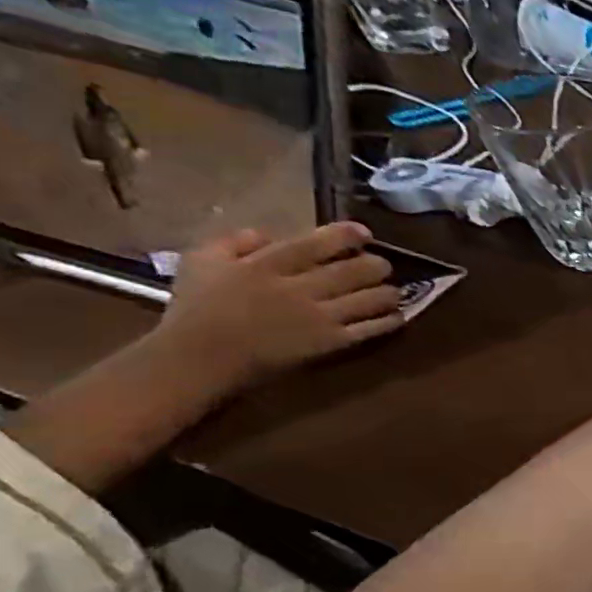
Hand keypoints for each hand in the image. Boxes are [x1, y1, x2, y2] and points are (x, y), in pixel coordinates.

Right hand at [148, 222, 403, 390]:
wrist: (199, 357)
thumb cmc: (196, 308)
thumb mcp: (201, 261)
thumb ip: (234, 241)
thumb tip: (270, 233)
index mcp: (267, 264)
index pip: (317, 242)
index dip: (348, 235)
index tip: (365, 233)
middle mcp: (299, 287)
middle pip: (354, 270)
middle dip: (378, 265)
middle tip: (383, 265)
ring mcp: (319, 317)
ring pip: (370, 299)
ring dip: (389, 292)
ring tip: (392, 291)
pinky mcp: (331, 342)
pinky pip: (371, 329)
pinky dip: (389, 320)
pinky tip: (396, 316)